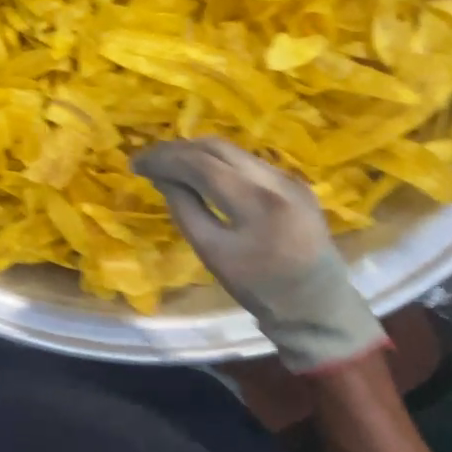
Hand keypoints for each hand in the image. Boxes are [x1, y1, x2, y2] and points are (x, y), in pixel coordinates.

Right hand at [132, 137, 386, 373]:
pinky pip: (247, 163)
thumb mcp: (211, 251)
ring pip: (233, 151)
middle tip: (148, 160)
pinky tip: (200, 175)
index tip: (135, 164)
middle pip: (217, 148)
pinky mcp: (294, 184)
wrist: (316, 304)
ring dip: (196, 153)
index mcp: (256, 201)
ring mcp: (289, 179)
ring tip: (169, 165)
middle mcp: (276, 180)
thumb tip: (162, 177)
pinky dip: (218, 163)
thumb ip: (184, 208)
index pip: (200, 163)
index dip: (163, 159)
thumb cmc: (258, 285)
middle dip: (177, 150)